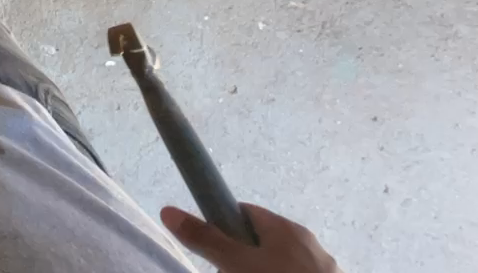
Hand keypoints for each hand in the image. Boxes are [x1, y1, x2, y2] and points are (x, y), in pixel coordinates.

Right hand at [161, 204, 340, 272]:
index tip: (216, 250)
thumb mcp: (238, 264)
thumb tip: (166, 210)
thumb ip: (205, 238)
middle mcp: (311, 246)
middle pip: (263, 242)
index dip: (223, 227)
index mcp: (288, 228)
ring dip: (263, 272)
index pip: (243, 212)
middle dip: (244, 257)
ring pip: (282, 266)